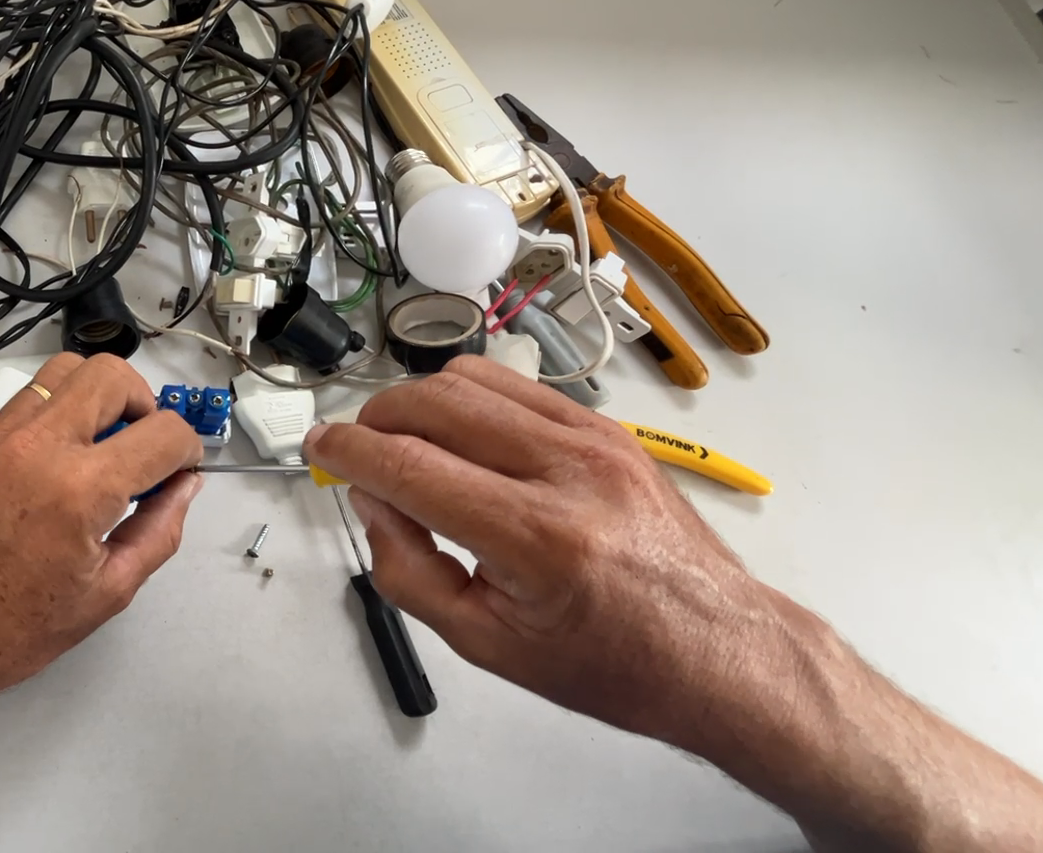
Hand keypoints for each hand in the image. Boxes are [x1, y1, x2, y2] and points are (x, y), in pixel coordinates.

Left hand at [0, 354, 204, 718]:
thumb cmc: (21, 625)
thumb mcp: (111, 590)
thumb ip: (160, 529)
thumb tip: (186, 484)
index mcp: (80, 490)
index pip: (162, 433)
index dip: (188, 448)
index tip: (183, 469)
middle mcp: (42, 445)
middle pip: (114, 376)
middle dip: (148, 404)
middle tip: (147, 448)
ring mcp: (7, 434)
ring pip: (70, 368)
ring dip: (103, 392)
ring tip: (108, 439)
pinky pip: (36, 391)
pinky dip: (65, 402)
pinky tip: (70, 448)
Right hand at [305, 355, 791, 747]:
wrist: (725, 651)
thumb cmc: (603, 663)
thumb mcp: (484, 644)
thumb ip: (407, 570)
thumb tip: (372, 498)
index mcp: (535, 539)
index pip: (408, 466)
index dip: (346, 450)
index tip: (316, 447)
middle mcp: (564, 470)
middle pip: (431, 404)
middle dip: (373, 420)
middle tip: (361, 453)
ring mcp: (592, 437)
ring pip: (465, 378)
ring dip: (414, 403)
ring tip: (408, 443)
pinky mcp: (605, 424)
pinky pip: (507, 382)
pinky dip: (461, 397)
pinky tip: (460, 434)